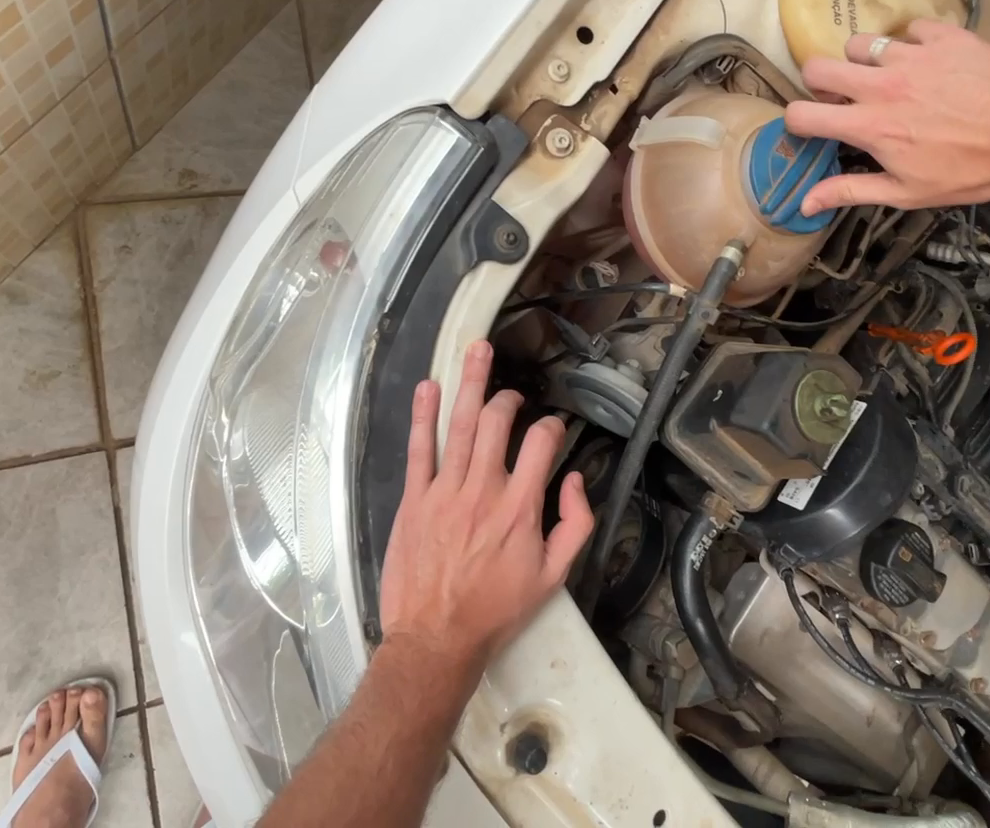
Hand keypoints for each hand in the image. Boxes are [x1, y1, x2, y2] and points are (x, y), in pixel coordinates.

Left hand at [378, 341, 594, 675]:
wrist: (436, 639)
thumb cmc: (497, 609)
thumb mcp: (553, 576)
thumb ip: (575, 525)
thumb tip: (573, 479)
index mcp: (520, 508)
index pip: (541, 443)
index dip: (551, 427)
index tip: (552, 429)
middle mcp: (484, 490)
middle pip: (496, 422)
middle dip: (508, 399)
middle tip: (512, 397)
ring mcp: (445, 491)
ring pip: (459, 425)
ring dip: (470, 382)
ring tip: (476, 349)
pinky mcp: (414, 499)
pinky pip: (419, 449)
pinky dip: (423, 415)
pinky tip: (427, 386)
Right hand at [784, 20, 989, 212]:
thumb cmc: (970, 174)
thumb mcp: (906, 193)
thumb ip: (850, 191)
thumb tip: (804, 203)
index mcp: (870, 126)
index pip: (802, 114)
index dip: (798, 122)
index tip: (813, 128)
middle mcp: (883, 84)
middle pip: (817, 66)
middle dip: (819, 84)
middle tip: (843, 98)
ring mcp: (914, 55)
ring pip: (861, 43)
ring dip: (864, 61)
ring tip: (886, 77)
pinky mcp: (946, 37)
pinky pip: (911, 29)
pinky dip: (912, 44)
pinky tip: (928, 63)